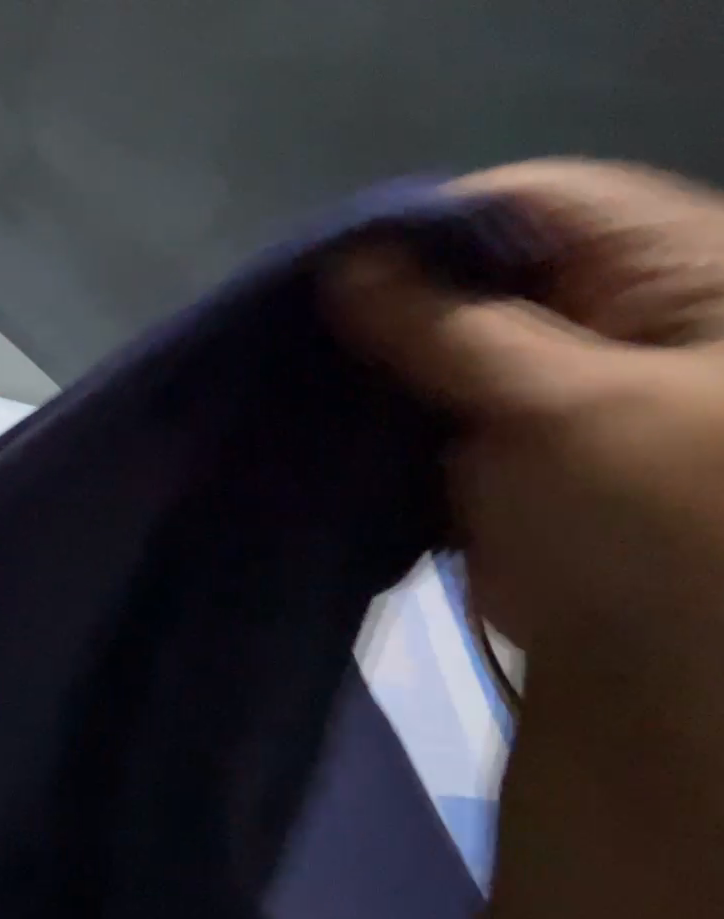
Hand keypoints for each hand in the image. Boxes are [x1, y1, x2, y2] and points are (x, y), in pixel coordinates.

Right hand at [332, 160, 723, 649]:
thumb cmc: (650, 528)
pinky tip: (317, 409)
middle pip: (478, 269)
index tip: (330, 272)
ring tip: (291, 369)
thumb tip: (344, 261)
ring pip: (438, 336)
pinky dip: (372, 403)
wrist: (649, 668)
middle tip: (295, 328)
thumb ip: (448, 327)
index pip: (536, 202)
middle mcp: (608, 317)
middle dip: (386, 295)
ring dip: (369, 355)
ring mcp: (546, 382)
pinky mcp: (496, 438)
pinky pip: (423, 396)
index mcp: (675, 278)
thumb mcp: (561, 408)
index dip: (431, 226)